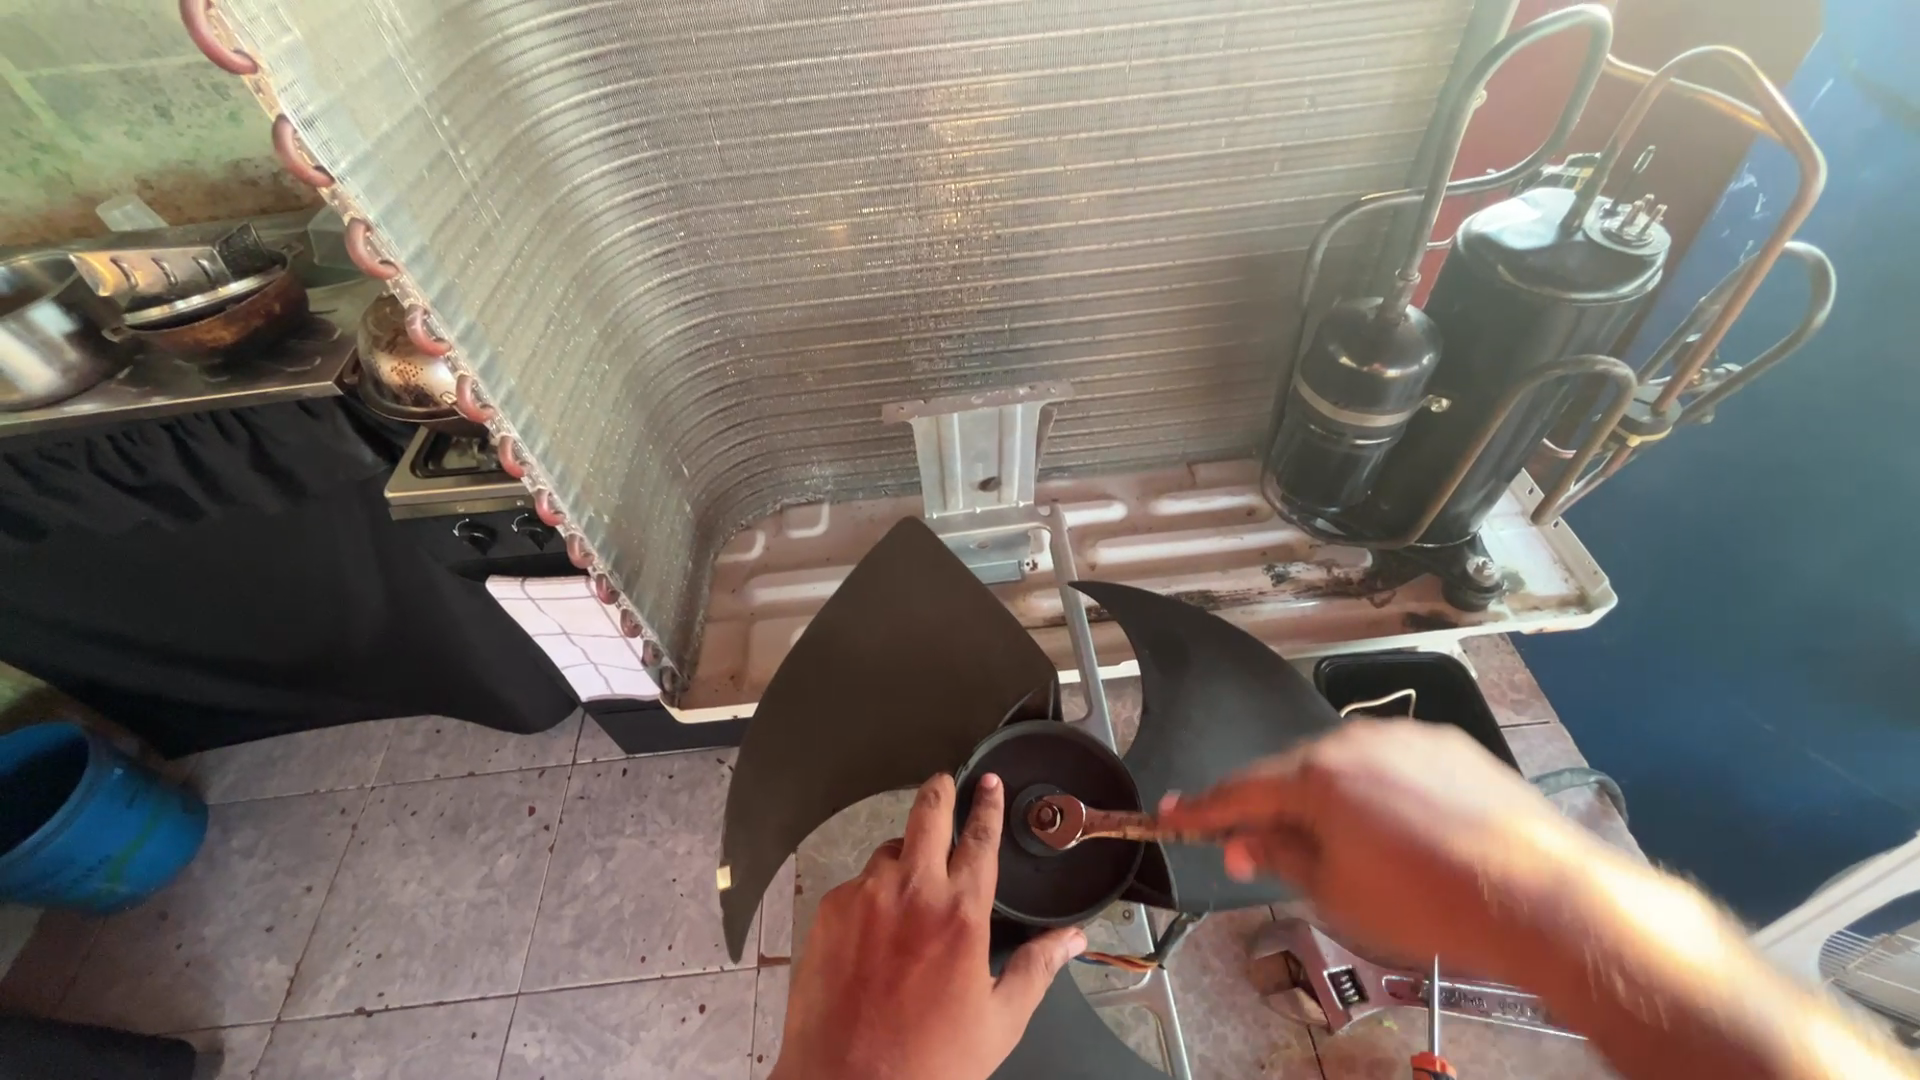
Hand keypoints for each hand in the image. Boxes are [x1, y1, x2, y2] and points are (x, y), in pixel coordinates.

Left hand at [770, 772, 1087, 1079]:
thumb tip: (1072, 940)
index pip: (980, 836)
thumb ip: (1037, 968)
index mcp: (961, 911)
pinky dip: (872, 894)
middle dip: (940, 791)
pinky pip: (857, 884)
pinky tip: (877, 930)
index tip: (989, 783)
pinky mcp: (831, 910)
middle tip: (946, 784)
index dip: (987, 803)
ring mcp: (866, 895)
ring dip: (904, 856)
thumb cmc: (929, 1062)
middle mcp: (912, 889)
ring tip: (911, 890)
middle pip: (928, 812)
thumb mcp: (999, 1020)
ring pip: (889, 849)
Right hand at [1156, 718, 1603, 978]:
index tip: (1170, 813)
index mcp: (1316, 776)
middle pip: (1291, 774)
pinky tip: (1402, 825)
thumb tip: (1239, 841)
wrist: (1548, 901)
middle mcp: (1352, 740)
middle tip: (1267, 847)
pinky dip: (1377, 787)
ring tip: (1353, 844)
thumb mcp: (1335, 893)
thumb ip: (1277, 856)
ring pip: (1341, 764)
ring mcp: (1402, 736)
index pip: (1240, 791)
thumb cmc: (1428, 905)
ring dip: (1329, 796)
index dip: (1202, 808)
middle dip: (1276, 809)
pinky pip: (1389, 761)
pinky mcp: (1446, 743)